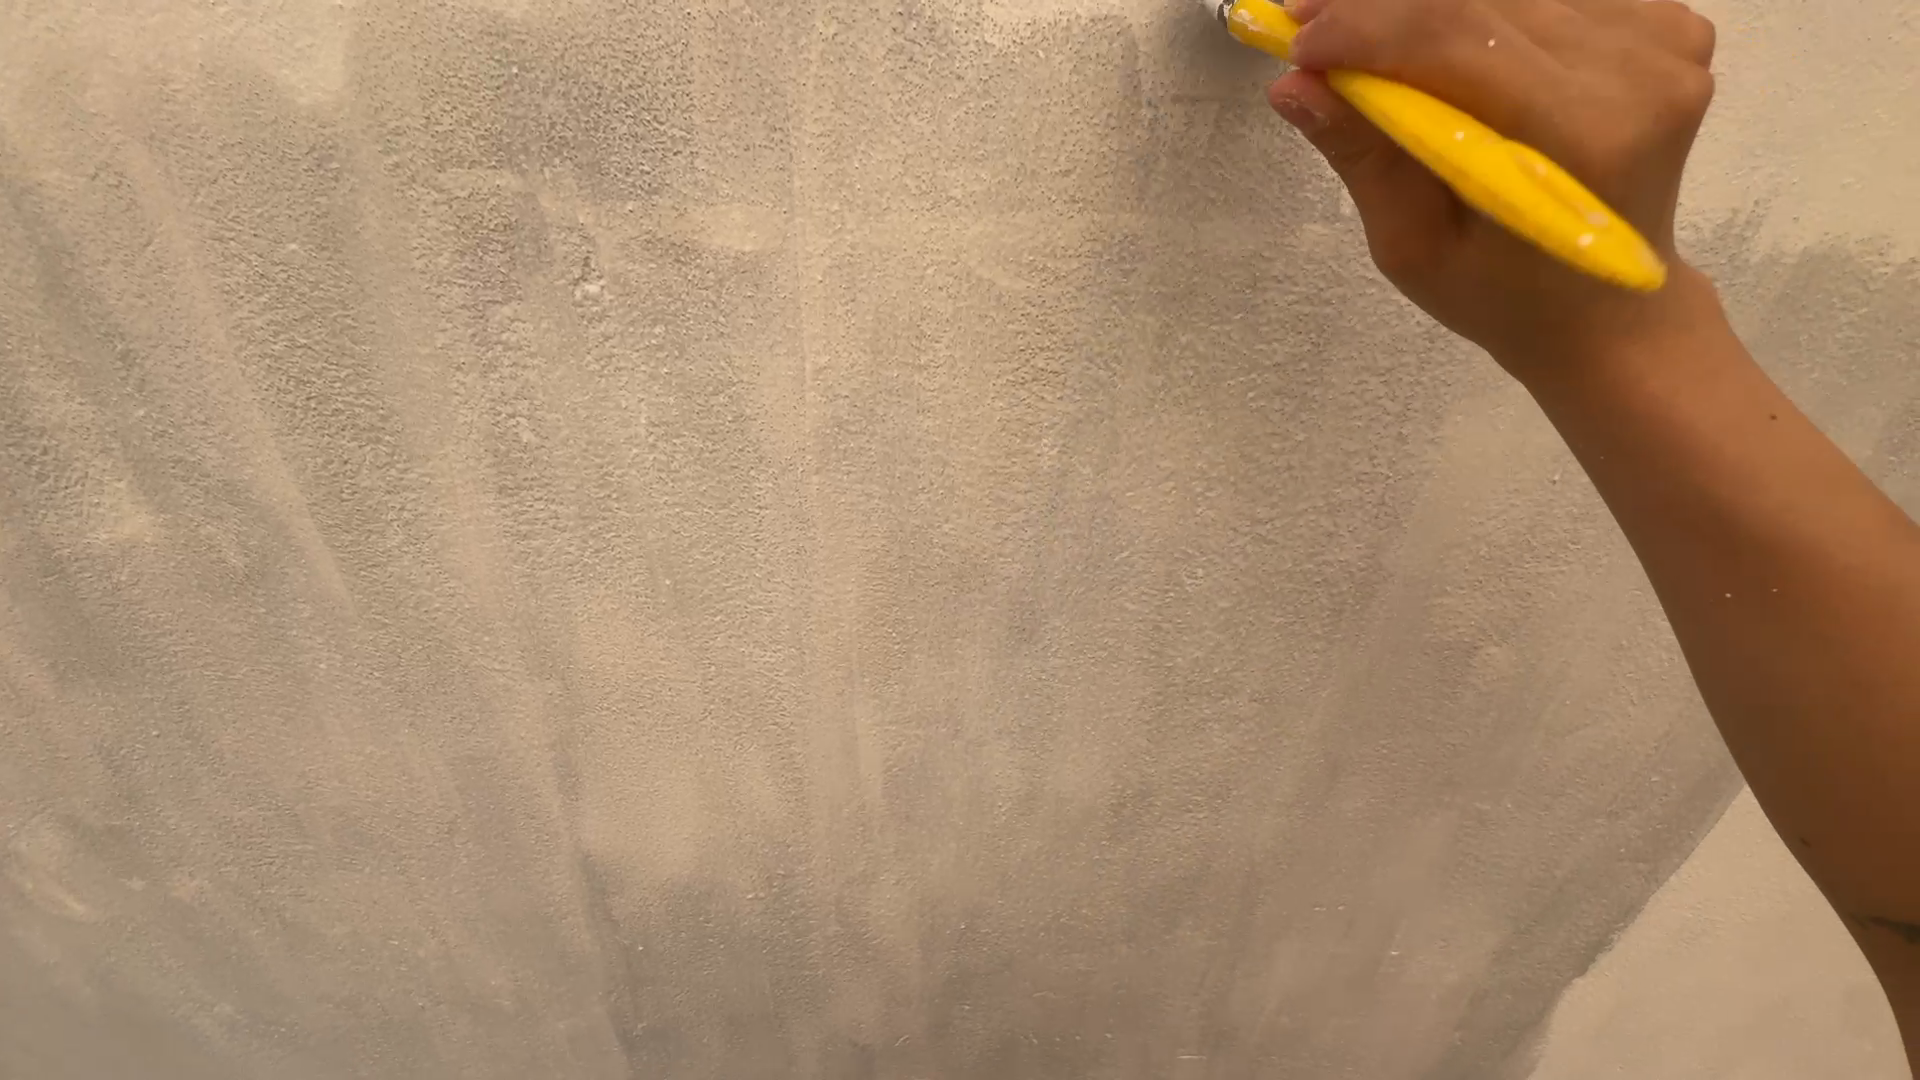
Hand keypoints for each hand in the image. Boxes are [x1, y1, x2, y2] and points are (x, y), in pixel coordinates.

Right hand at [1268, 0, 1721, 375]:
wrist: (1599, 308)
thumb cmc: (1494, 296)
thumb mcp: (1409, 245)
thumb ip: (1364, 155)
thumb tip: (1292, 86)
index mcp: (1577, 136)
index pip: (1457, 42)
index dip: (1366, 28)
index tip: (1289, 35)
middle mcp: (1636, 67)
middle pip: (1482, 1)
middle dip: (1380, 5)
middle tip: (1302, 14)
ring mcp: (1663, 37)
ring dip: (1420, 6)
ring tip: (1352, 26)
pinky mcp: (1664, 23)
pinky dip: (1472, 14)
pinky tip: (1429, 41)